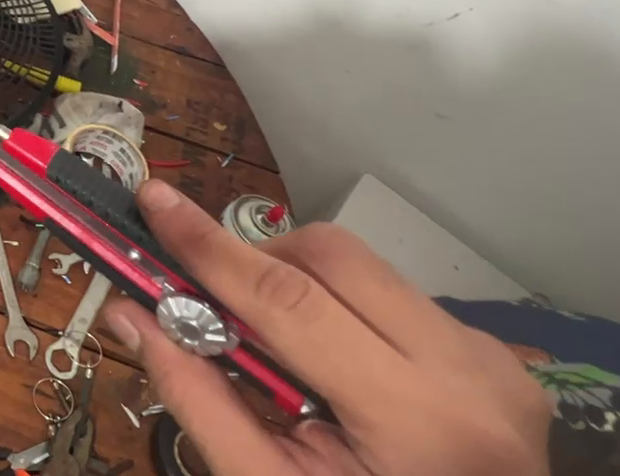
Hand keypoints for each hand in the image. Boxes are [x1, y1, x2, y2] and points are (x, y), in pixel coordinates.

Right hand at [100, 181, 549, 474]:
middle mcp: (467, 369)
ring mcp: (488, 356)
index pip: (289, 299)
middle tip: (219, 304)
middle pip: (330, 256)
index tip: (152, 198)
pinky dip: (338, 305)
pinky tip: (335, 363)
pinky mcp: (492, 352)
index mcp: (417, 420)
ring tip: (282, 347)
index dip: (210, 245)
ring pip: (359, 263)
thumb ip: (196, 396)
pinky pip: (389, 292)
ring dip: (296, 280)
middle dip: (257, 260)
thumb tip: (126, 312)